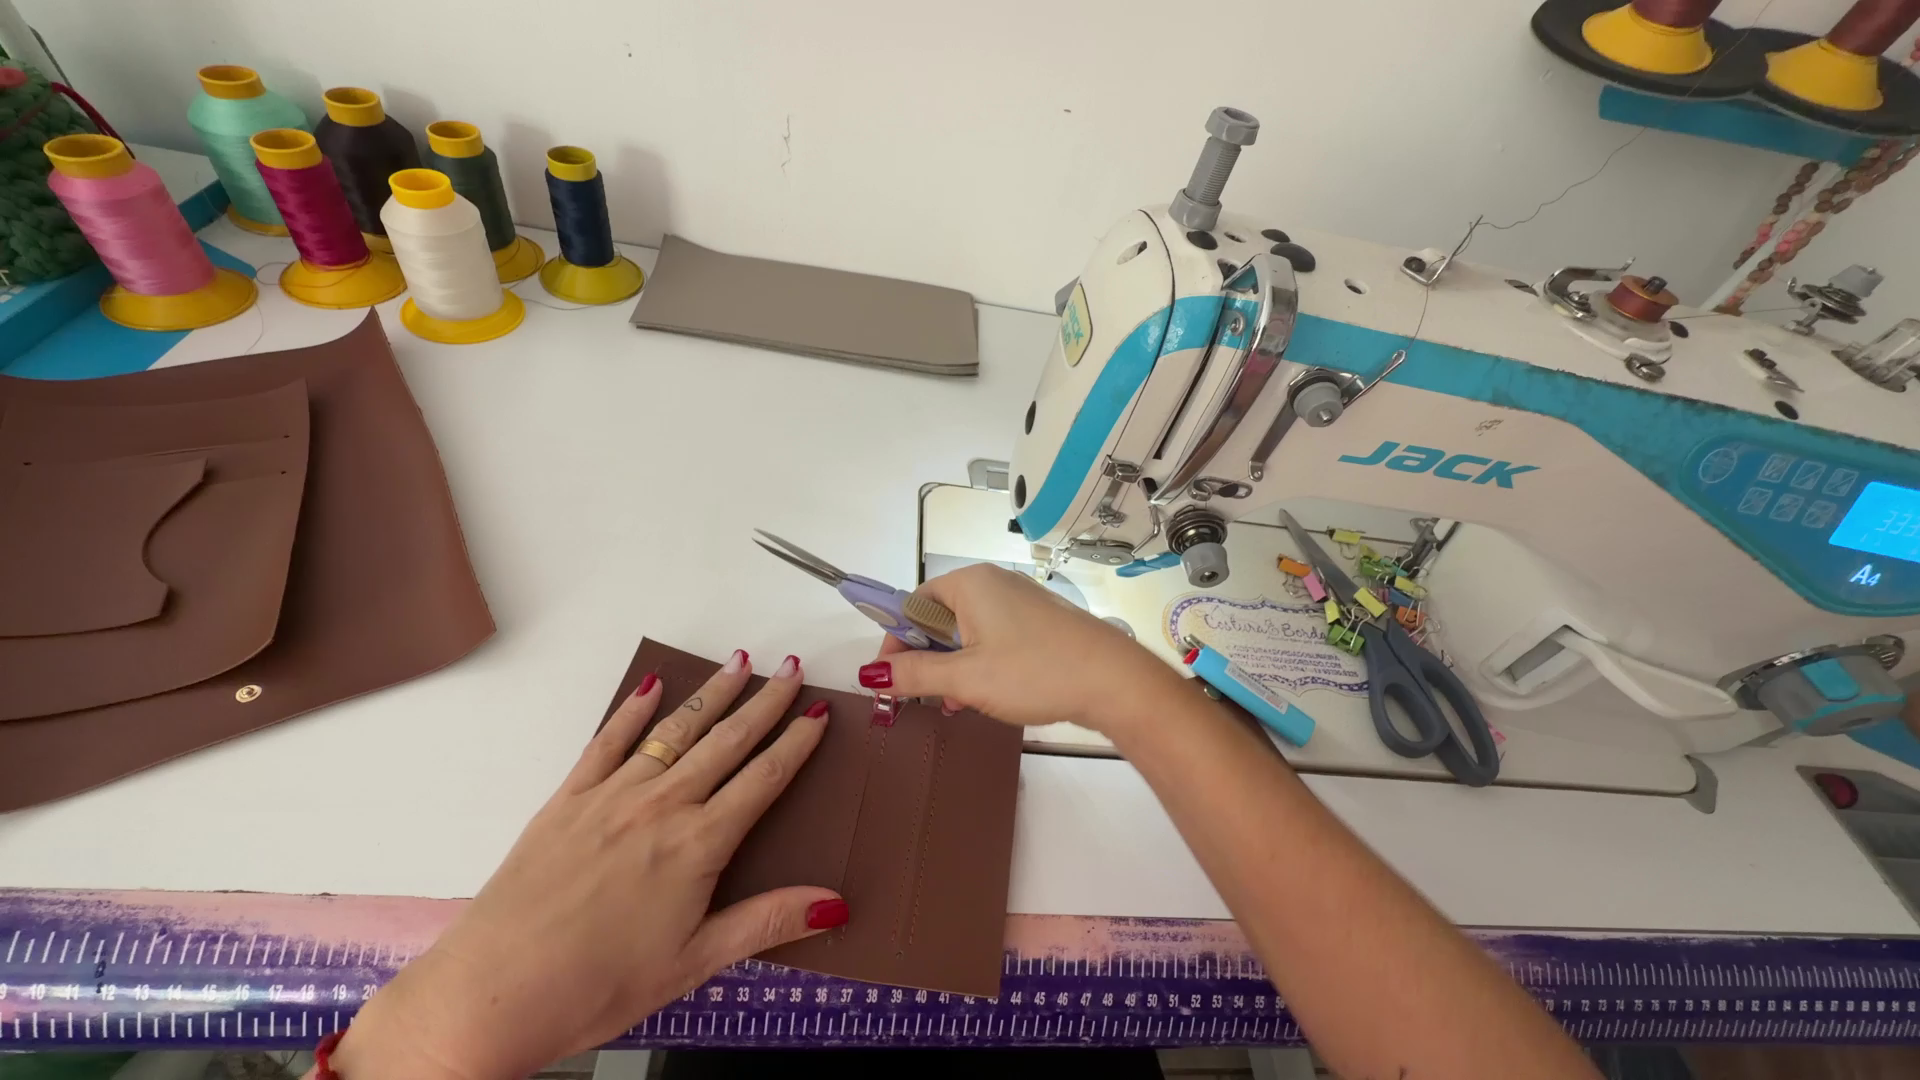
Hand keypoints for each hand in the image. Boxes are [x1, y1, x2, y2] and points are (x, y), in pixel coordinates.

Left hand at [332, 652, 843, 1079]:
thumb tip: (836, 902)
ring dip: (711, 694)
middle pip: (726, 741)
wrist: (490, 995)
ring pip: (674, 731)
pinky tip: (651, 686)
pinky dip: (632, 710)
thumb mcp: (695, 962)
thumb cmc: (600, 986)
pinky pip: (607, 742)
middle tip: (791, 668)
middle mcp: (661, 805)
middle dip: (765, 702)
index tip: (820, 712)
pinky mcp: (568, 799)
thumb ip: (767, 923)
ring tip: (738, 662)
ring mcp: (612, 796)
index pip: (763, 779)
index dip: (797, 743)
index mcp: (698, 844)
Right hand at [864, 563, 1188, 737]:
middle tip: (924, 698)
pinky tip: (984, 696)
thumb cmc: (1033, 672)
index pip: (912, 604)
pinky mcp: (1039, 623)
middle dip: (926, 659)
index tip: (889, 681)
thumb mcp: (966, 678)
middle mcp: (993, 583)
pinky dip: (980, 664)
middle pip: (938, 617)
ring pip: (967, 632)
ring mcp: (1019, 602)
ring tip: (955, 703)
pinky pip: (993, 638)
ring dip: (953, 667)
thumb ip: (914, 674)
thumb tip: (868, 673)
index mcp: (970, 583)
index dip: (896, 643)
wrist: (1113, 680)